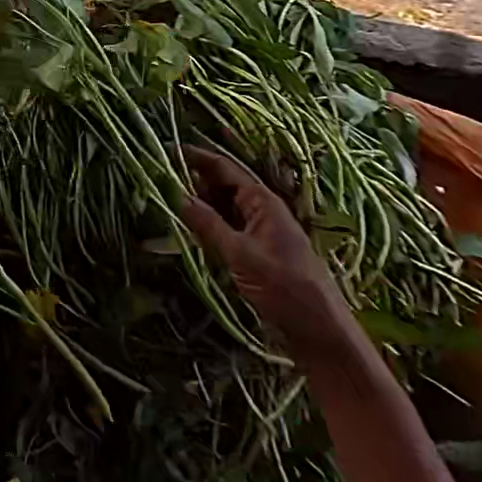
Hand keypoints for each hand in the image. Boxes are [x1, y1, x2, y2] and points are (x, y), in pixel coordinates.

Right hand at [178, 146, 345, 344]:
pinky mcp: (257, 251)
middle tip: (161, 182)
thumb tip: (177, 196)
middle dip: (194, 182)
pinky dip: (209, 226)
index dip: (195, 157)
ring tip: (170, 204)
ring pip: (223, 207)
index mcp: (261, 200)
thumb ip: (208, 224)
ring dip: (200, 205)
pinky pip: (227, 228)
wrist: (320, 331)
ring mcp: (259, 230)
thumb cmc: (285, 287)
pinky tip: (191, 231)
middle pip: (221, 185)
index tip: (167, 150)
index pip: (223, 167)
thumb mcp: (240, 254)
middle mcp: (260, 209)